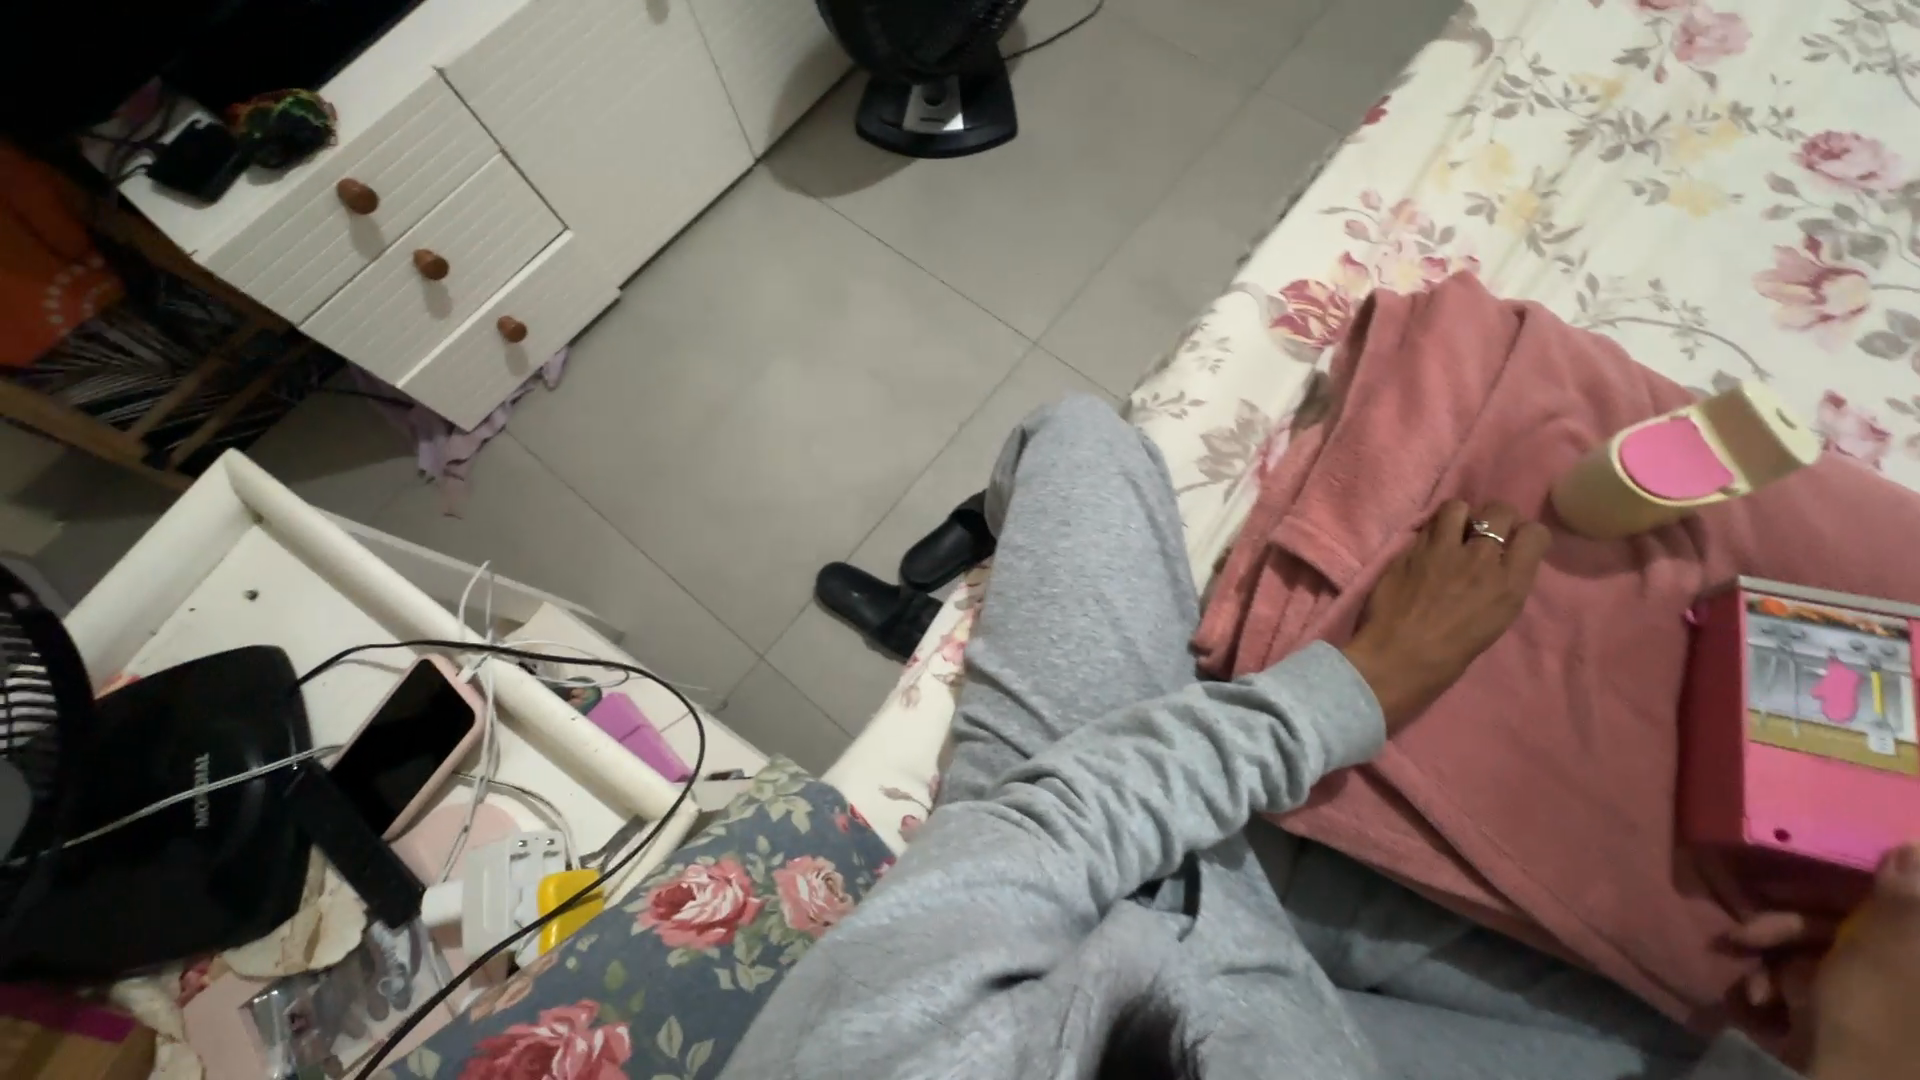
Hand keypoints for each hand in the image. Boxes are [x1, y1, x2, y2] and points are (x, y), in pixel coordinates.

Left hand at [1340, 500, 1548, 732]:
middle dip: (1493, 516)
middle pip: (1499, 510)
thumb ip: (1500, 585)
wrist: (1399, 654)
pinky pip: (1425, 527)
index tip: (1511, 541)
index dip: (1523, 533)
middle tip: (1479, 531)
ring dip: (1456, 516)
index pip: (1534, 533)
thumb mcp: (1495, 620)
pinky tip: (1423, 548)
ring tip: (1449, 533)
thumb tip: (1497, 563)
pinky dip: (1428, 533)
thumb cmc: (1450, 652)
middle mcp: (1480, 558)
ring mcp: (1441, 550)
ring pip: (1457, 507)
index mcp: (1510, 583)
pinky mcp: (1409, 550)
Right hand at [1732, 846, 1919, 1079]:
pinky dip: (1778, 987)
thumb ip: (1900, 902)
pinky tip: (1761, 1001)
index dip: (1840, 890)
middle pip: (1846, 929)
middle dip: (1785, 931)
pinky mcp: (1849, 1018)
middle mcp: (1904, 973)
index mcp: (1915, 956)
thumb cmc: (1873, 1018)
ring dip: (1773, 961)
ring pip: (1819, 956)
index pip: (1890, 905)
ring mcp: (1880, 999)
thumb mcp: (1884, 954)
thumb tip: (1911, 847)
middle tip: (1741, 936)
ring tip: (1750, 984)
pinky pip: (1809, 984)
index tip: (1784, 886)